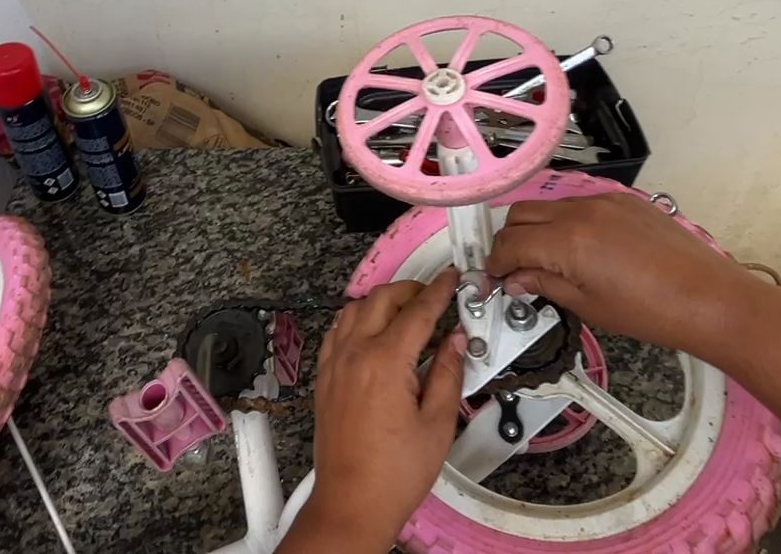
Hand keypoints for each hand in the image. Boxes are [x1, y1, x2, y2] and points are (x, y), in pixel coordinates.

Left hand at [281, 268, 463, 552]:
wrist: (351, 503)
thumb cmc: (395, 473)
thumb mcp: (438, 424)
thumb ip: (449, 373)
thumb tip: (456, 339)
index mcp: (386, 362)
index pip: (417, 311)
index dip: (438, 291)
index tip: (451, 278)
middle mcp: (355, 353)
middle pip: (382, 298)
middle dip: (411, 289)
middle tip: (433, 294)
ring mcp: (335, 362)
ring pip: (355, 308)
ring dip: (382, 300)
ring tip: (406, 309)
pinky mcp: (324, 375)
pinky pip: (337, 329)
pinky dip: (357, 318)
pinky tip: (372, 328)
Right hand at [485, 193, 765, 364]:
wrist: (713, 300)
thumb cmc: (652, 313)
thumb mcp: (589, 307)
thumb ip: (544, 285)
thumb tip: (515, 280)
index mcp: (567, 241)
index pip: (510, 243)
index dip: (495, 263)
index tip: (494, 279)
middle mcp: (578, 211)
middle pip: (519, 214)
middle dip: (509, 241)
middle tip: (514, 269)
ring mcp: (601, 200)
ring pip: (547, 206)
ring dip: (536, 229)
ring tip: (547, 260)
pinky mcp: (622, 199)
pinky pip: (577, 204)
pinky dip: (566, 222)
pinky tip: (581, 248)